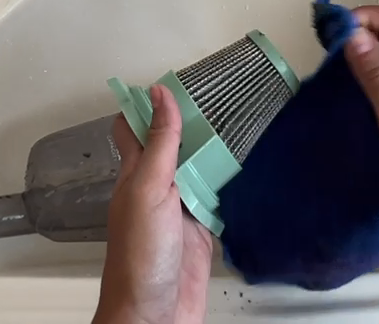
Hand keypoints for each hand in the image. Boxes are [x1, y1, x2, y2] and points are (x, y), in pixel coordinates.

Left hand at [93, 84, 212, 323]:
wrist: (155, 319)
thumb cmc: (140, 258)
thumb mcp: (149, 189)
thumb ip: (159, 143)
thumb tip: (159, 92)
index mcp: (136, 172)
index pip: (135, 127)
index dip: (147, 102)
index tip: (170, 79)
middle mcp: (157, 186)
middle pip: (172, 143)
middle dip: (190, 121)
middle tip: (216, 93)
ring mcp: (180, 208)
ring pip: (197, 167)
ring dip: (212, 149)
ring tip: (236, 118)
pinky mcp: (202, 230)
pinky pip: (216, 197)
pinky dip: (227, 182)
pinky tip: (243, 165)